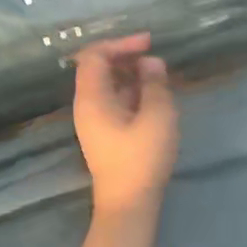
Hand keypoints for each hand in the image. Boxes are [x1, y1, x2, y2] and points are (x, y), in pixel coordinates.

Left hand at [73, 34, 178, 216]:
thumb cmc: (142, 157)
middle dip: (126, 58)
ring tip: (159, 79)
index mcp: (92, 98)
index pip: (94, 56)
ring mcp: (95, 122)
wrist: (128, 203)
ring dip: (131, 77)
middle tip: (156, 60)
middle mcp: (87, 106)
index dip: (120, 43)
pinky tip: (154, 100)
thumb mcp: (157, 116)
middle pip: (98, 69)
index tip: (149, 43)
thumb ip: (155, 84)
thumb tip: (151, 62)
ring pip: (108, 87)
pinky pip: (115, 102)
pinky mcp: (106, 135)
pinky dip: (132, 93)